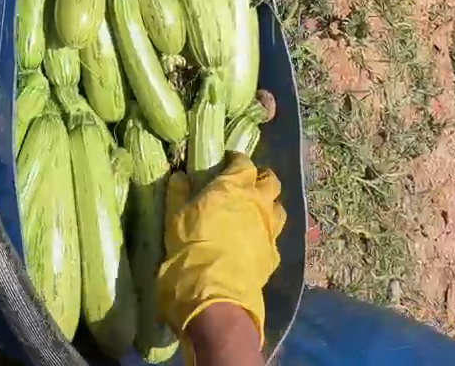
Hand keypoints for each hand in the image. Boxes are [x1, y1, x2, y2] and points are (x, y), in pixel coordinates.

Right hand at [158, 153, 285, 340]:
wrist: (214, 294)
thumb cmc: (191, 246)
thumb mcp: (175, 216)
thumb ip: (179, 192)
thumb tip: (180, 176)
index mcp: (234, 186)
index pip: (244, 162)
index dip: (237, 160)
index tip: (227, 163)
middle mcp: (257, 202)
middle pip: (271, 181)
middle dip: (261, 179)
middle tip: (247, 185)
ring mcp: (269, 230)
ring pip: (279, 208)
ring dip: (269, 206)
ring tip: (255, 212)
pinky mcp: (274, 256)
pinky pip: (275, 238)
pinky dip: (267, 236)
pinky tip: (255, 243)